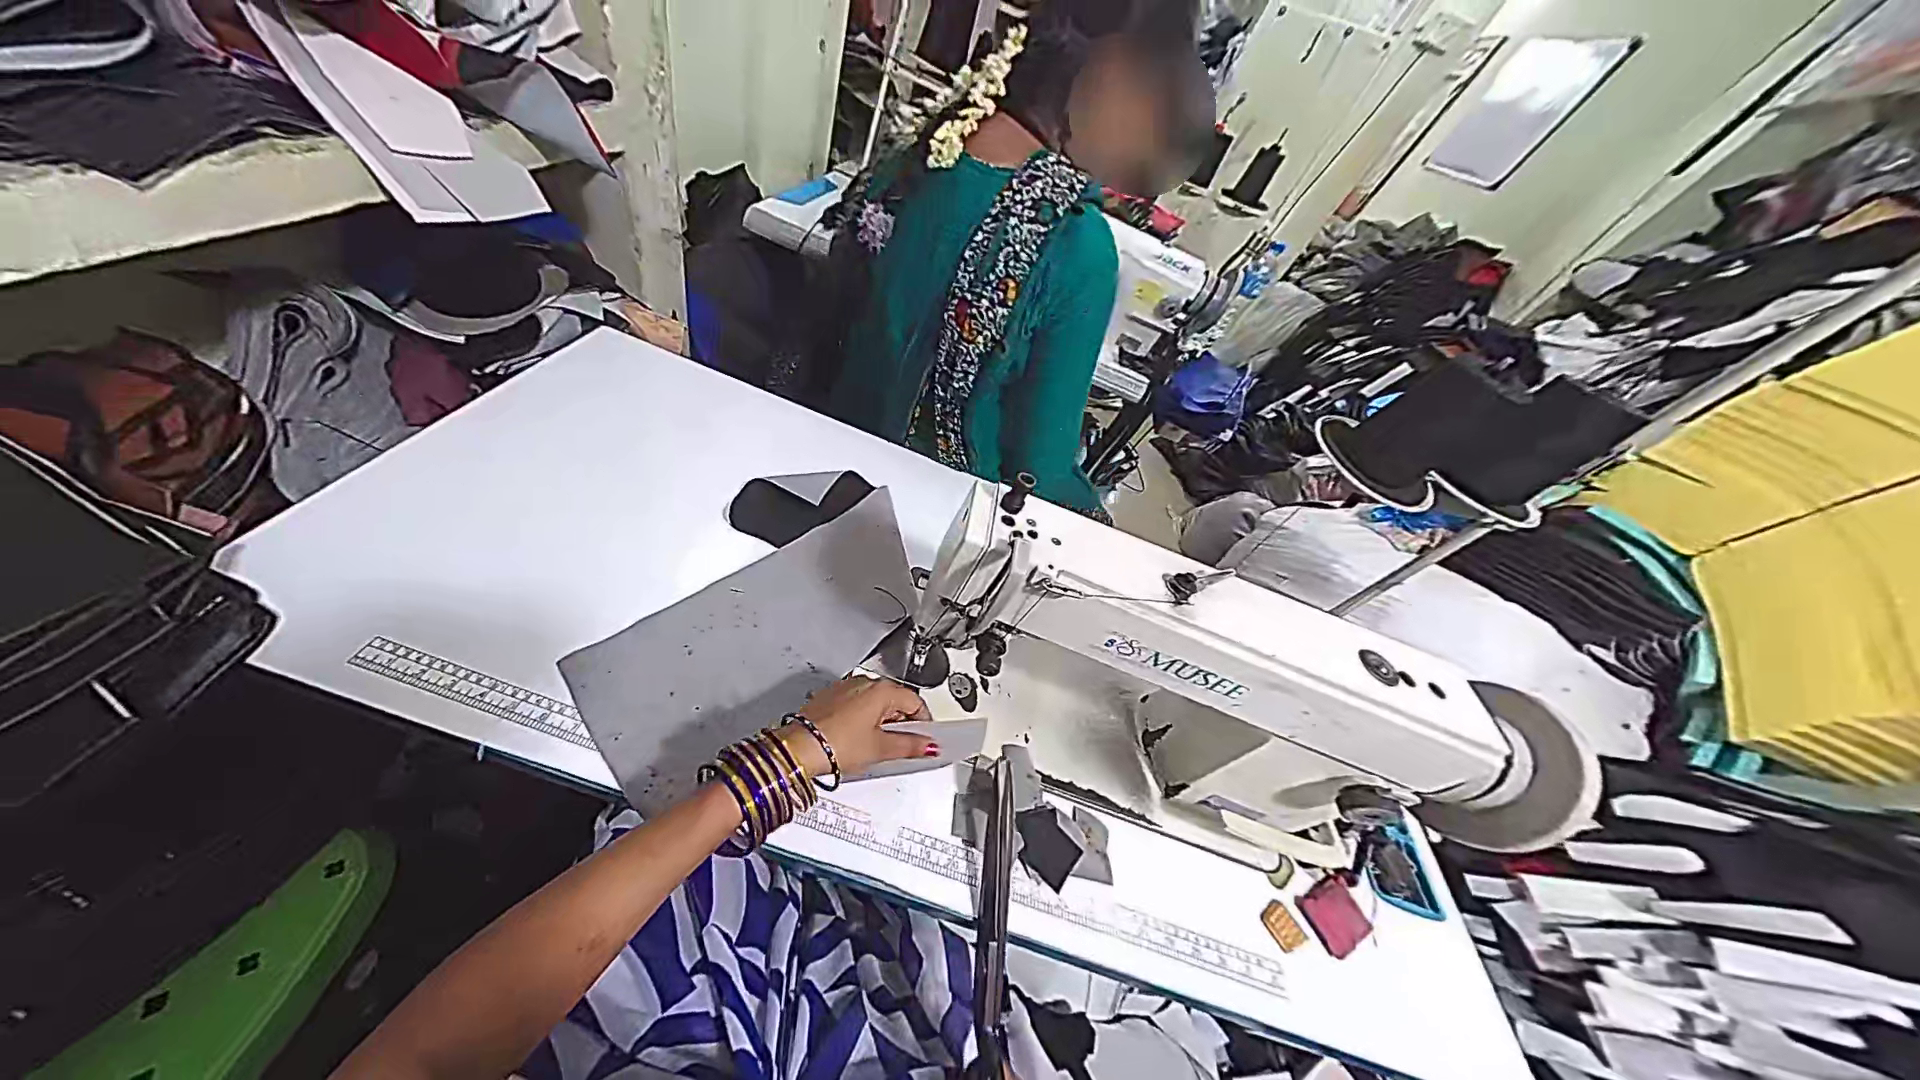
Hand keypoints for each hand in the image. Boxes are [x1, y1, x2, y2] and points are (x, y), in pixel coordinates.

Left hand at [779, 675, 934, 778]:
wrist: (798, 748)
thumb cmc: (834, 743)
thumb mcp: (880, 749)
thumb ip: (910, 745)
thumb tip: (928, 745)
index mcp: (881, 689)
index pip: (916, 701)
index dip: (924, 722)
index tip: (925, 738)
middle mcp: (864, 682)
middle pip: (896, 700)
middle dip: (902, 722)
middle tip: (902, 745)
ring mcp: (846, 688)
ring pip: (876, 701)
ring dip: (882, 720)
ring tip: (876, 744)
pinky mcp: (832, 697)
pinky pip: (857, 703)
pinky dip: (863, 718)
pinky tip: (858, 738)